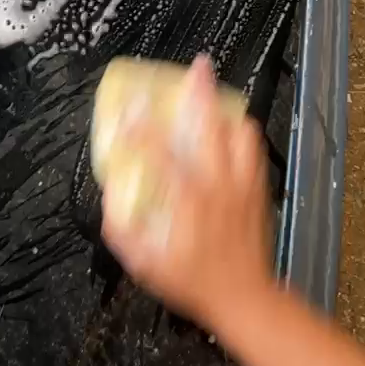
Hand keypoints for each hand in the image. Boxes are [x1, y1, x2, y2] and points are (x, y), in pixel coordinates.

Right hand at [99, 54, 276, 330]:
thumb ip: (121, 230)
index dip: (140, 128)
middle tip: (197, 65)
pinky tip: (234, 126)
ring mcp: (241, 186)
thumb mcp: (144, 265)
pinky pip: (254, 150)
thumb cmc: (192, 282)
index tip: (128, 107)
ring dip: (226, 109)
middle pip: (210, 127)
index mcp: (186, 201)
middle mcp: (216, 185)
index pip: (159, 154)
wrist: (246, 300)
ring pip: (240, 133)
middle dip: (202, 92)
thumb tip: (107, 200)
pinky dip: (243, 132)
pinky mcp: (257, 191)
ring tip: (214, 93)